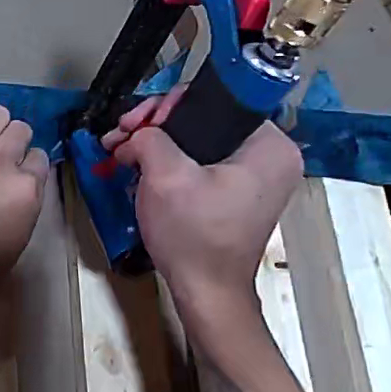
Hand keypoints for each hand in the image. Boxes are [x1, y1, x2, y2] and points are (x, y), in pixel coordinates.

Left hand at [0, 104, 50, 301]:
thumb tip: (24, 178)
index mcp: (26, 190)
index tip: (25, 174)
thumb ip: (27, 197)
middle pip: (20, 129)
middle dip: (19, 141)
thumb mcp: (21, 232)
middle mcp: (0, 164)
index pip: (40, 158)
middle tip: (9, 156)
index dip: (33, 167)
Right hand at [103, 90, 301, 331]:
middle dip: (156, 125)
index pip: (215, 99)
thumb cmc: (194, 235)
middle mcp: (270, 154)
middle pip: (203, 117)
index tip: (139, 125)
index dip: (169, 105)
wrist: (205, 293)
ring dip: (156, 142)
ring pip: (196, 138)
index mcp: (268, 144)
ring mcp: (254, 175)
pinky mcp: (237, 191)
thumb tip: (136, 134)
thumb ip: (149, 137)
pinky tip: (137, 167)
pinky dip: (169, 161)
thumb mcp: (165, 177)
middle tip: (121, 136)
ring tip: (120, 152)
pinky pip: (199, 160)